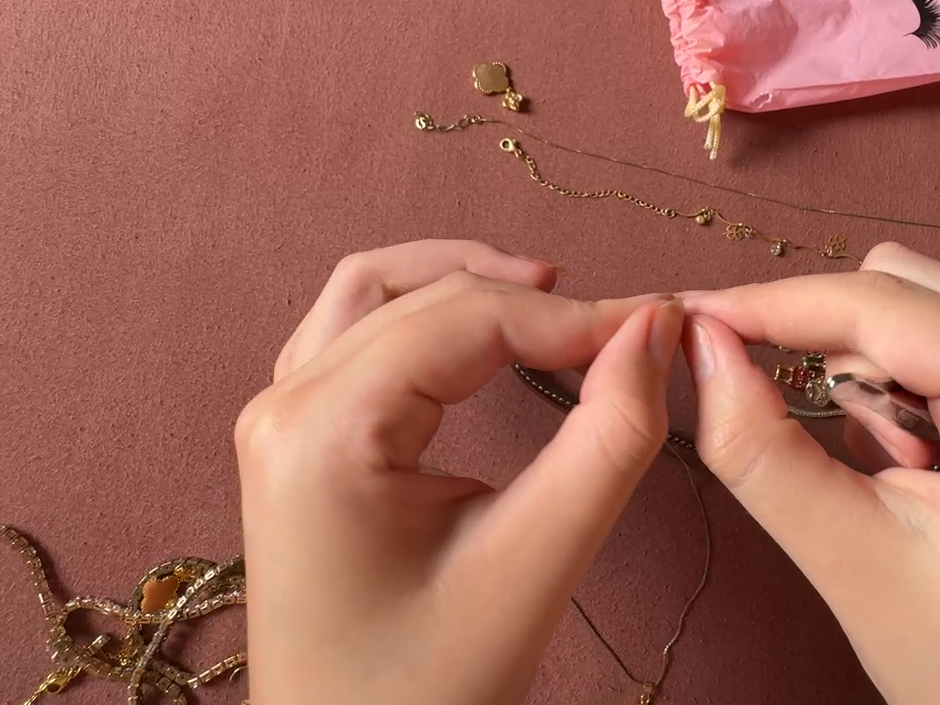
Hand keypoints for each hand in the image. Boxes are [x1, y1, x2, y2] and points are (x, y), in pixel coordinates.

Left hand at [235, 240, 683, 703]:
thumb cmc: (424, 693)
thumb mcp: (534, 564)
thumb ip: (610, 435)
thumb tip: (655, 329)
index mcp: (324, 430)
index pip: (471, 321)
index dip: (577, 315)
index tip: (657, 321)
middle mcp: (285, 402)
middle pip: (432, 296)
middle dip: (537, 301)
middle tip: (622, 327)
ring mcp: (281, 410)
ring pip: (382, 286)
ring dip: (470, 277)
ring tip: (551, 293)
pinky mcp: (299, 426)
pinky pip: (360, 320)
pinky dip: (429, 301)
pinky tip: (478, 321)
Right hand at [682, 243, 939, 704]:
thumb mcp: (846, 561)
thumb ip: (756, 447)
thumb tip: (702, 344)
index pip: (886, 308)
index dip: (779, 302)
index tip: (698, 314)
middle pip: (902, 285)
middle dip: (830, 341)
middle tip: (816, 429)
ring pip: (915, 298)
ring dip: (864, 361)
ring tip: (886, 462)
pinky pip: (937, 328)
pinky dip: (891, 372)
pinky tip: (908, 453)